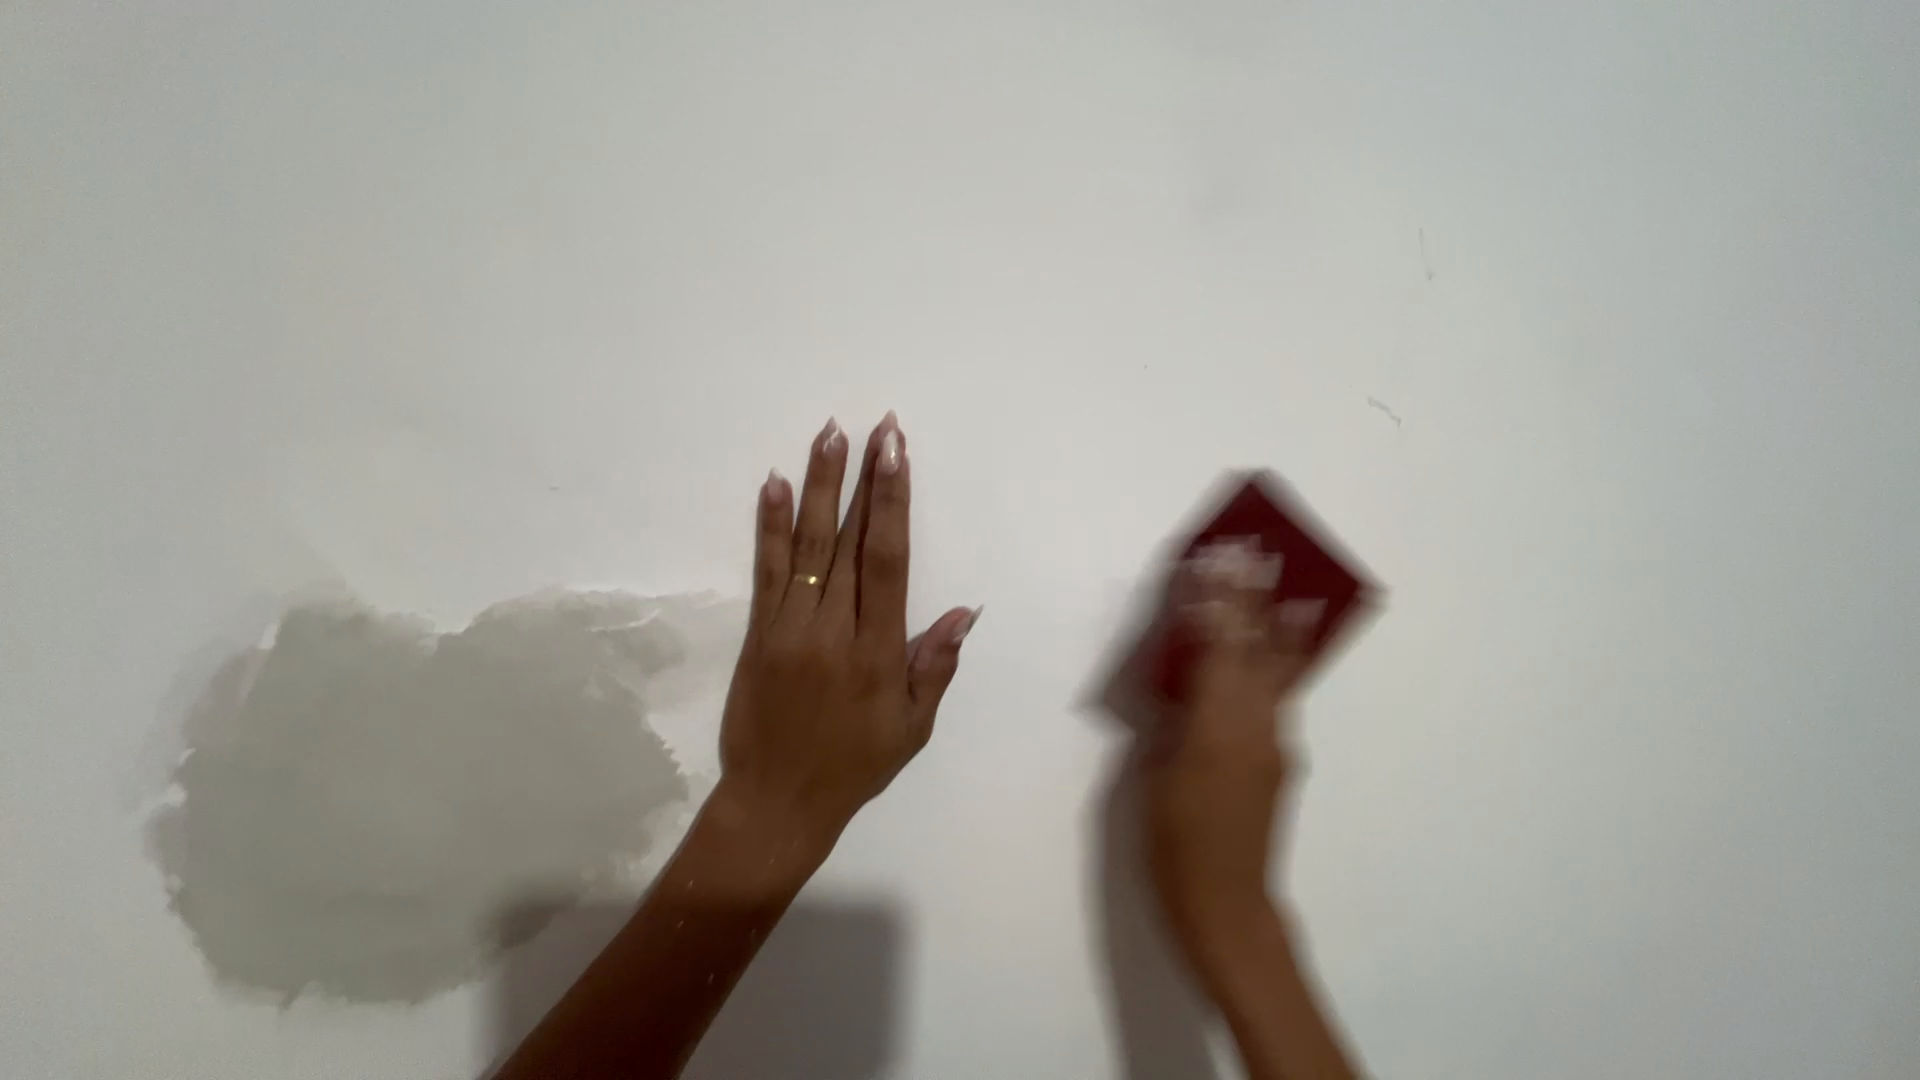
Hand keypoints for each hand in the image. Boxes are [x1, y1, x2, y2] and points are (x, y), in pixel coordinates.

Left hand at [719, 414, 978, 843]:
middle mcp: (832, 629)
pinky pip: (765, 572)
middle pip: (849, 542)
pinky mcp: (757, 633)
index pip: (887, 561)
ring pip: (807, 546)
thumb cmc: (855, 765)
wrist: (776, 800)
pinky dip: (769, 526)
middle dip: (864, 480)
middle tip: (875, 427)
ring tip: (827, 436)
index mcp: (876, 651)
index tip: (896, 455)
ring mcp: (788, 628)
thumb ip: (934, 665)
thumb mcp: (912, 728)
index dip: (892, 503)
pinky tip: (773, 485)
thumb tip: (964, 610)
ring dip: (818, 487)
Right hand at [1144, 540, 1309, 954]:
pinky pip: (1280, 697)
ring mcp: (1275, 743)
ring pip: (1279, 671)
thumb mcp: (1153, 779)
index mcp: (1216, 726)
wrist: (1229, 905)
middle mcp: (1256, 725)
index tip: (1213, 560)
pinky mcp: (1282, 760)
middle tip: (1258, 555)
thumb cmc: (1175, 845)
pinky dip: (1281, 664)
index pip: (1215, 648)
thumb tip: (1180, 688)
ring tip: (1292, 590)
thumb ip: (1170, 724)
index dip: (1213, 602)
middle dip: (1253, 599)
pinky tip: (1282, 650)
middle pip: (1255, 649)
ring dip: (1279, 626)